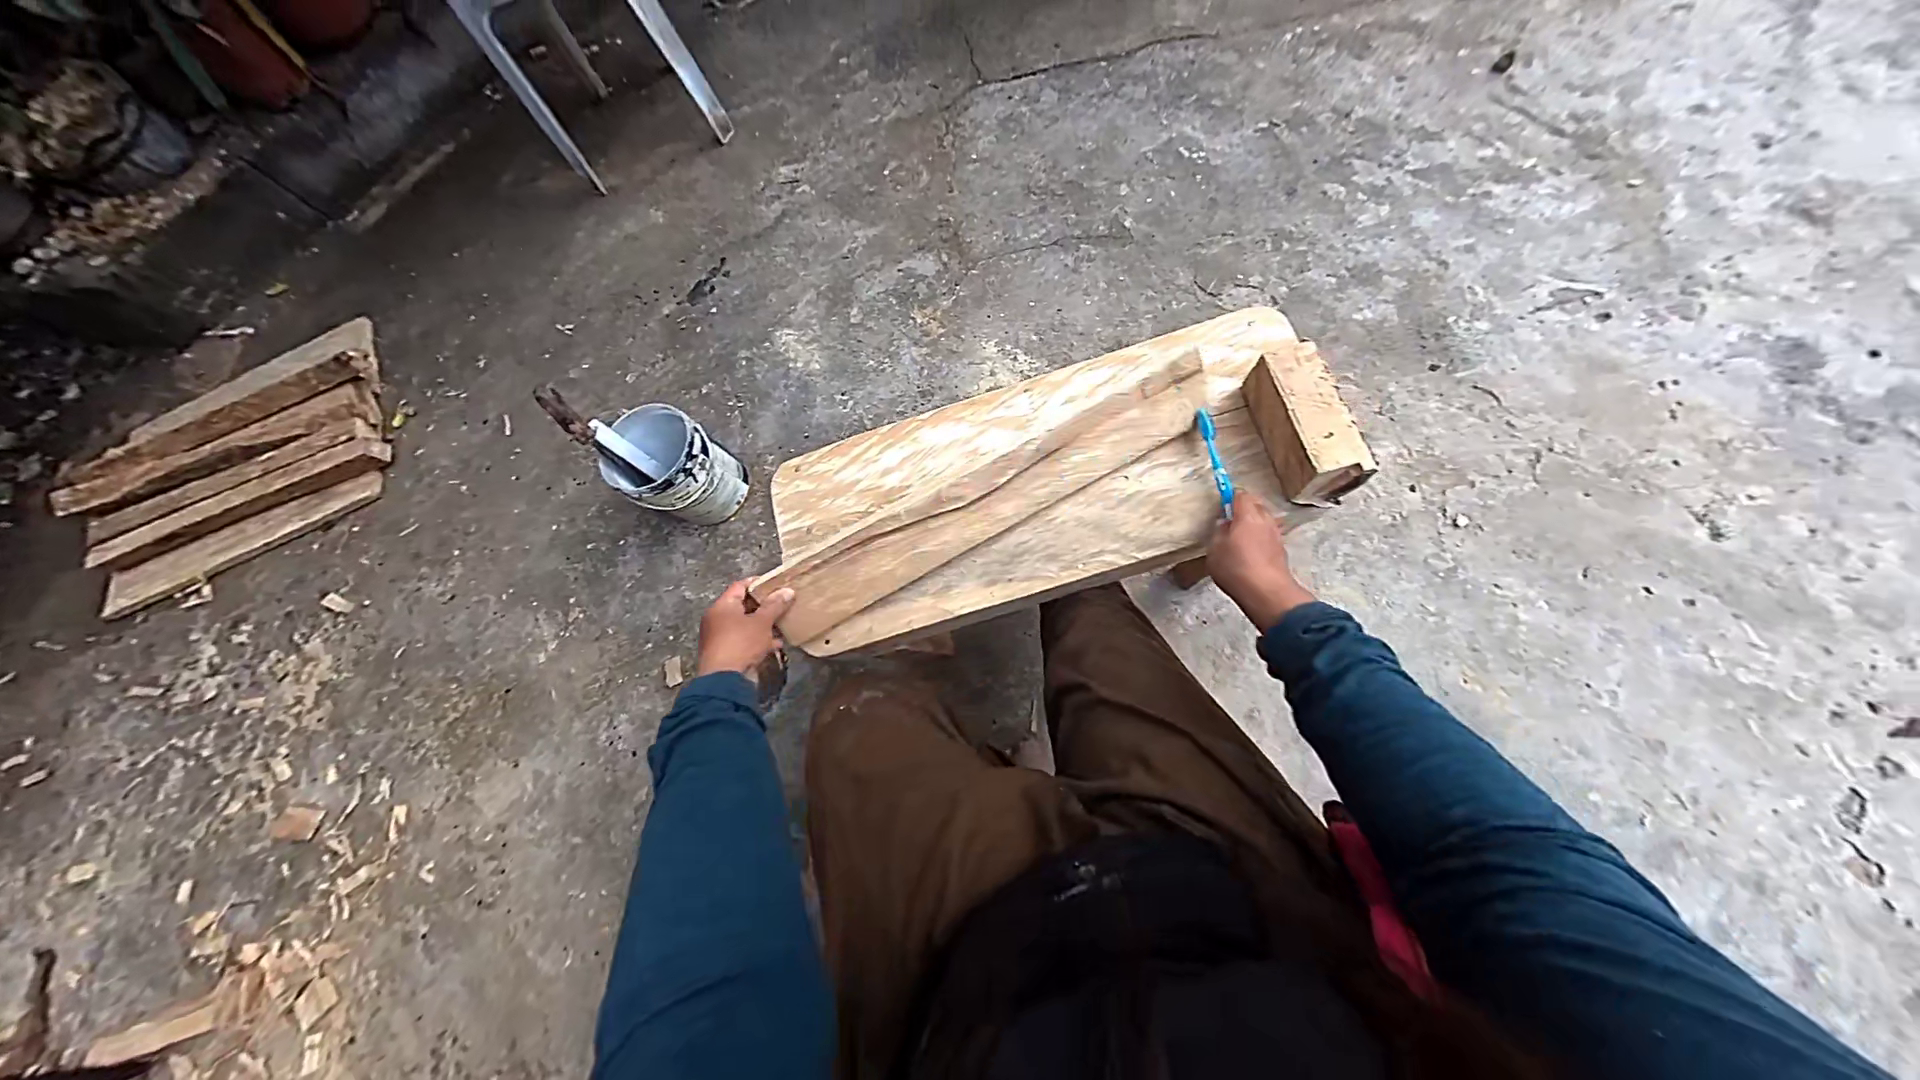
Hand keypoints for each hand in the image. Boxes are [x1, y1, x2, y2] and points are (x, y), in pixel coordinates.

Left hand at [695, 580, 794, 680]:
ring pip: (745, 624)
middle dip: (763, 605)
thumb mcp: (762, 622)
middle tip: (782, 603)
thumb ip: (775, 605)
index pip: (740, 586)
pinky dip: (758, 640)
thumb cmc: (741, 643)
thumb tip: (787, 591)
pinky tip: (775, 644)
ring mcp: (720, 637)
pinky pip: (744, 640)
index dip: (758, 583)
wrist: (724, 680)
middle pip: (742, 605)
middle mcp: (717, 619)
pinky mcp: (726, 653)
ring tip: (781, 623)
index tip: (776, 583)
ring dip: (763, 624)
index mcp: (722, 606)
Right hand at [1207, 493, 1315, 630]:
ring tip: (1237, 538)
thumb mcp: (1214, 549)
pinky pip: (1267, 536)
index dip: (1230, 495)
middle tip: (1228, 520)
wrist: (1266, 592)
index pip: (1241, 494)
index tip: (1222, 501)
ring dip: (1252, 524)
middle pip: (1256, 505)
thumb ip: (1219, 532)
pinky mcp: (1280, 550)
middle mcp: (1265, 520)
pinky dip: (1258, 538)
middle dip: (1243, 508)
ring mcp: (1275, 535)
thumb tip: (1225, 524)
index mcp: (1248, 515)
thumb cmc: (1236, 568)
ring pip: (1263, 520)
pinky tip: (1248, 552)